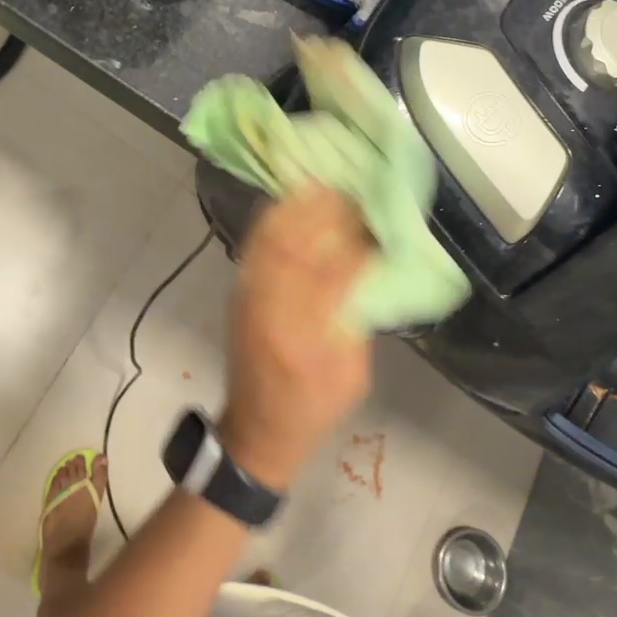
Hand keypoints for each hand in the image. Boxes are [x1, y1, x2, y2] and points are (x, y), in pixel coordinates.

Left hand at [222, 185, 374, 489]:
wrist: (255, 427)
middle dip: (324, 216)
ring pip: (270, 242)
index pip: (333, 278)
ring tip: (323, 188)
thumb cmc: (312, 408)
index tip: (378, 226)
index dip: (356, 248)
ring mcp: (248, 299)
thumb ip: (358, 323)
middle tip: (352, 195)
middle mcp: (270, 312)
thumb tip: (370, 272)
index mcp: (305, 339)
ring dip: (296, 211)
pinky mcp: (238, 294)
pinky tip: (289, 204)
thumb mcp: (352, 377)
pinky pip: (253, 248)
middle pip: (296, 248)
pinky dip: (271, 222)